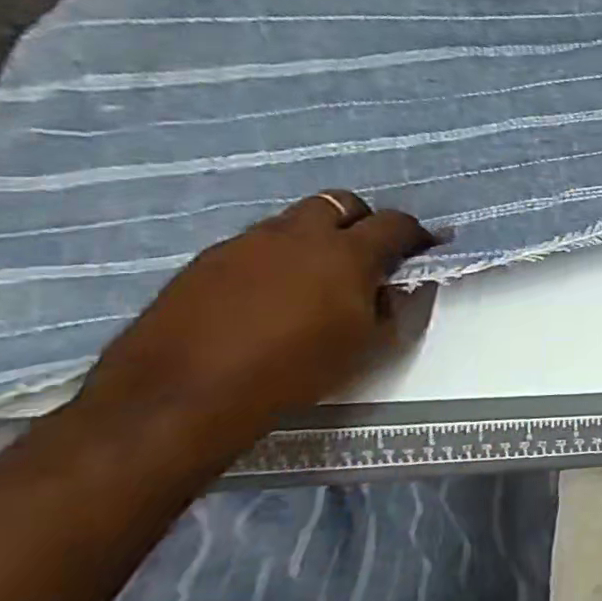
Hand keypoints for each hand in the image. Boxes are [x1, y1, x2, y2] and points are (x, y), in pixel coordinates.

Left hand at [80, 190, 437, 435]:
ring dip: (313, 240)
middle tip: (364, 257)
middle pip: (341, 203)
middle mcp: (297, 234)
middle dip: (360, 222)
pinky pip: (253, 247)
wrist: (179, 397)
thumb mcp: (362, 345)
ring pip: (293, 222)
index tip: (422, 249)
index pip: (394, 224)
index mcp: (346, 253)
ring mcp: (246, 243)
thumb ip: (387, 307)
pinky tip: (263, 299)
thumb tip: (389, 289)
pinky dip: (272, 261)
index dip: (415, 234)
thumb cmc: (290, 372)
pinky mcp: (204, 261)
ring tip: (310, 281)